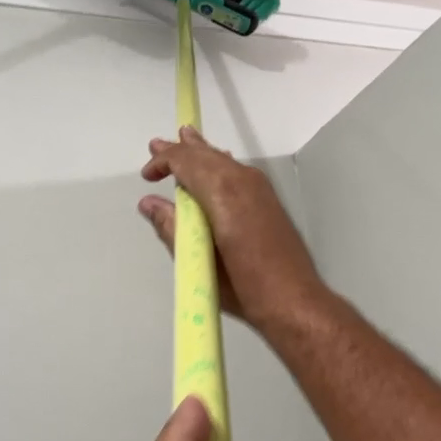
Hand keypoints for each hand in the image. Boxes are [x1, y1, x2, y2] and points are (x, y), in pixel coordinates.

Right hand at [139, 127, 329, 331]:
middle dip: (181, 149)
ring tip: (184, 141)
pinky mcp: (268, 200)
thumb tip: (149, 203)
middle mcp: (243, 182)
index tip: (146, 175)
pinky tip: (213, 167)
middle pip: (206, 156)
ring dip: (200, 154)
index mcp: (223, 194)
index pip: (188, 162)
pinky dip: (218, 165)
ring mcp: (259, 189)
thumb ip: (171, 227)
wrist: (294, 300)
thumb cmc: (242, 287)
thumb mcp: (197, 262)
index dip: (164, 161)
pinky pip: (236, 171)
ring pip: (223, 161)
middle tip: (157, 144)